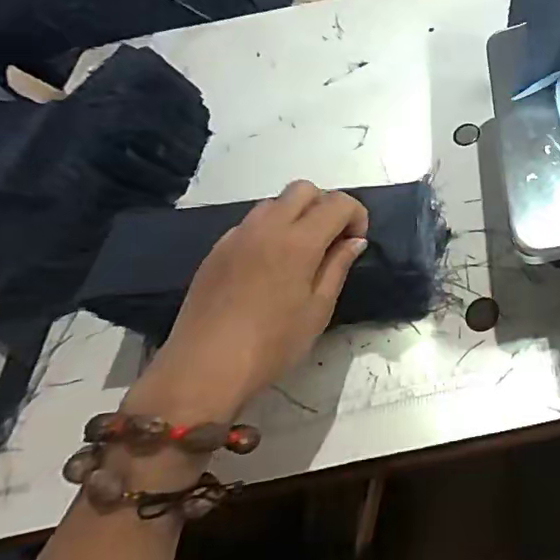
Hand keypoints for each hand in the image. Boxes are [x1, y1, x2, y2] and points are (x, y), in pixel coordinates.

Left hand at [128, 181, 367, 421]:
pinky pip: (251, 223)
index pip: (337, 202)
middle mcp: (266, 227)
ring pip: (274, 203)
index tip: (356, 242)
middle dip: (325, 206)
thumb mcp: (318, 310)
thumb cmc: (272, 345)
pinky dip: (270, 230)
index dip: (355, 215)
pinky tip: (269, 267)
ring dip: (296, 215)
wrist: (203, 369)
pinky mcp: (216, 250)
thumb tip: (354, 241)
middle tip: (331, 241)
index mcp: (298, 241)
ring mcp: (237, 236)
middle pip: (303, 190)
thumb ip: (337, 267)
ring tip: (300, 253)